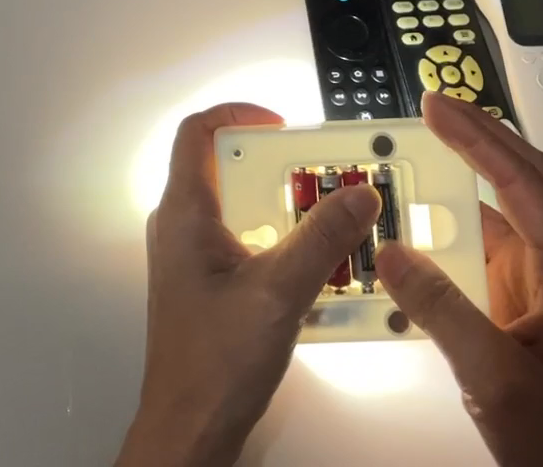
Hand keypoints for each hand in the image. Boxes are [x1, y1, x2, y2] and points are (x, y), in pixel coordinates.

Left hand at [116, 103, 381, 466]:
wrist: (189, 429)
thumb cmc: (217, 359)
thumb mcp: (279, 291)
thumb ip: (322, 238)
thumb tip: (362, 191)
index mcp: (184, 211)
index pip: (195, 132)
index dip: (236, 113)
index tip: (283, 123)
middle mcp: (180, 224)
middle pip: (226, 168)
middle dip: (278, 164)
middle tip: (325, 173)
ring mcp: (190, 255)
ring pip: (238, 207)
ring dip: (283, 206)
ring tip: (330, 216)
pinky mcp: (205, 282)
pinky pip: (242, 240)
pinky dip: (277, 239)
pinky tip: (316, 265)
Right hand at [376, 94, 542, 466]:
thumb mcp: (498, 381)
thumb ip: (444, 312)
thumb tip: (390, 250)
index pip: (524, 185)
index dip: (478, 140)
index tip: (435, 107)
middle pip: (523, 182)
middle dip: (479, 137)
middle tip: (431, 107)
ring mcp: (542, 288)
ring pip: (502, 212)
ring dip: (463, 176)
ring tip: (419, 148)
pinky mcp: (520, 307)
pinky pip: (483, 250)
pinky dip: (450, 224)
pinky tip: (419, 219)